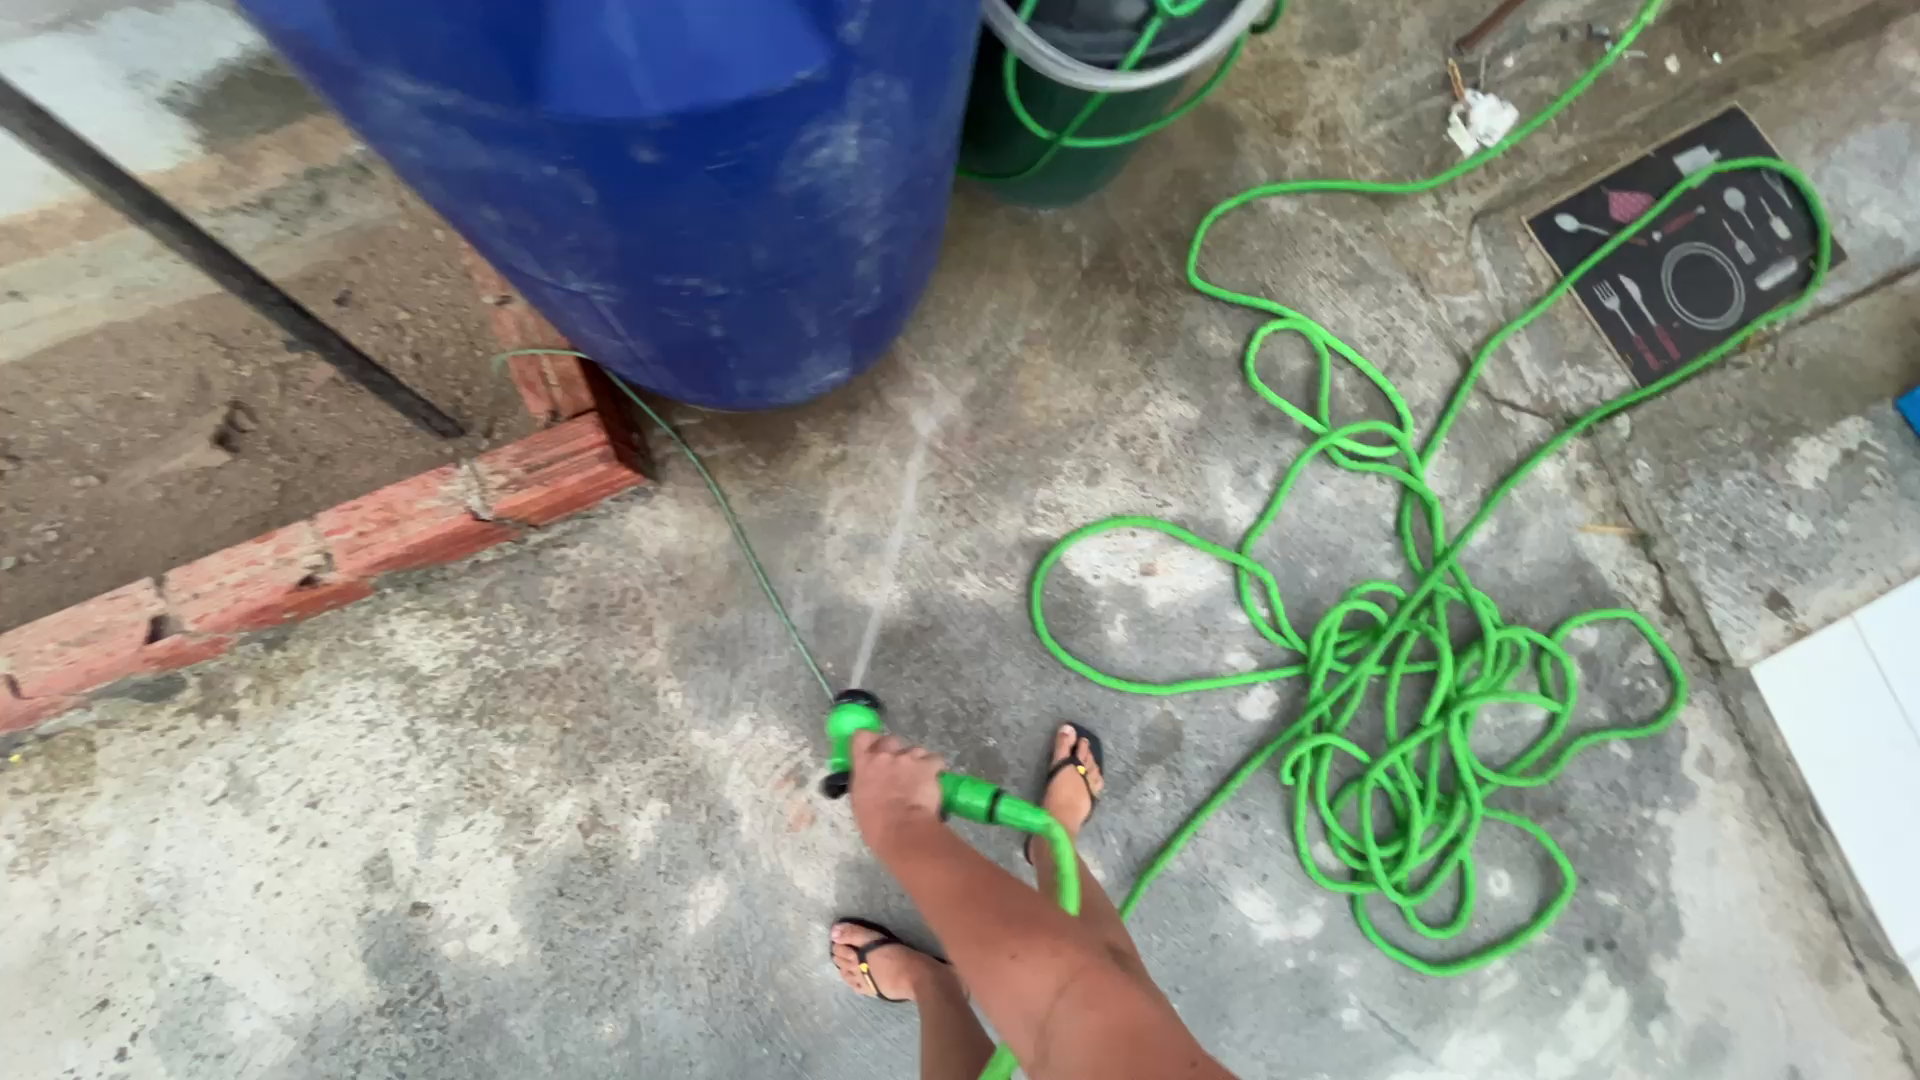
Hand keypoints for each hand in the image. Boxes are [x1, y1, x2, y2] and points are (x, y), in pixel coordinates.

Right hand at [849, 730, 944, 853]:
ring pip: (915, 750)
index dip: (869, 740)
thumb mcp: (860, 802)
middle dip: (896, 752)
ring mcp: (907, 758)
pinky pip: (935, 759)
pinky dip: (935, 767)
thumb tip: (873, 782)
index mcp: (864, 764)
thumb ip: (866, 783)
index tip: (875, 748)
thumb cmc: (876, 824)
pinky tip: (935, 779)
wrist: (902, 829)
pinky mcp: (927, 765)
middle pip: (891, 740)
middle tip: (900, 768)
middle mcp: (885, 755)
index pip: (861, 737)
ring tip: (920, 778)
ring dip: (917, 761)